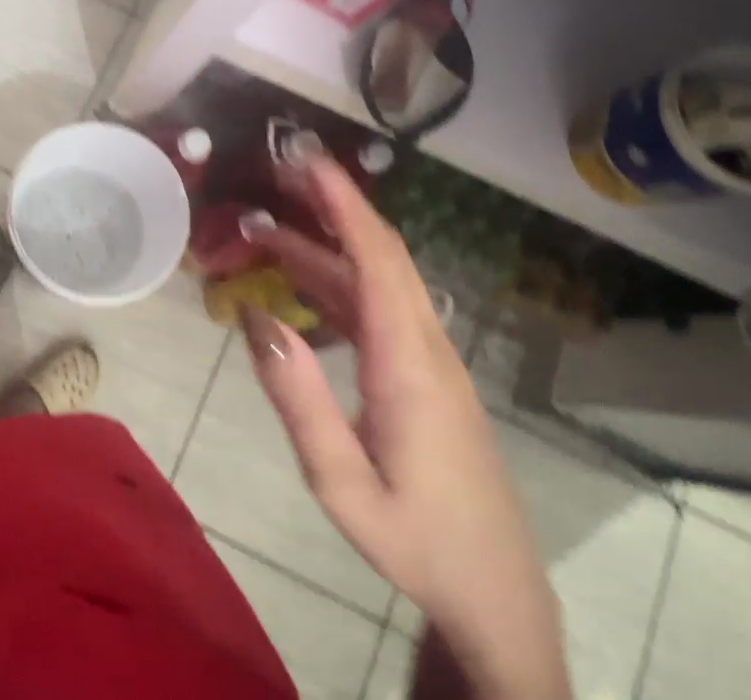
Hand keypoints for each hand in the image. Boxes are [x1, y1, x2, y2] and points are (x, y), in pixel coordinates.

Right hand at [241, 156, 567, 698]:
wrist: (494, 589)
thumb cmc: (415, 539)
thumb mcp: (341, 482)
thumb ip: (298, 399)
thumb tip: (256, 318)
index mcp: (408, 367)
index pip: (378, 262)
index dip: (344, 205)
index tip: (307, 161)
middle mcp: (427, 350)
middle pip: (380, 259)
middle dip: (330, 209)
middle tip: (273, 176)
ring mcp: (432, 363)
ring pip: (377, 284)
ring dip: (323, 250)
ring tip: (261, 233)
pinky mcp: (426, 378)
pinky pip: (379, 312)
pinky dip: (335, 285)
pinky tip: (297, 289)